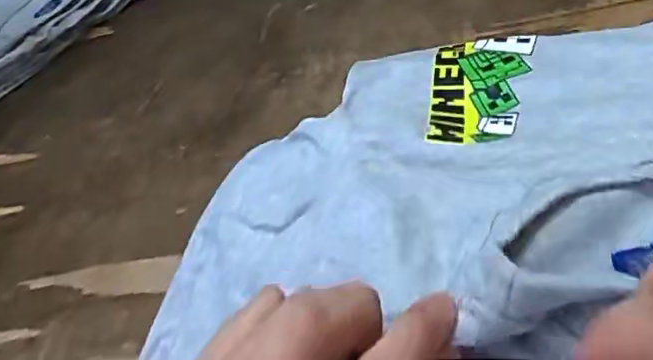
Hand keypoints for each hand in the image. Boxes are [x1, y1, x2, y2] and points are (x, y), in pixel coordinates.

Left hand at [199, 283, 456, 359]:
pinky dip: (275, 324)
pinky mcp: (207, 349)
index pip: (398, 352)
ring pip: (306, 298)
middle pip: (356, 304)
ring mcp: (240, 354)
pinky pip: (260, 304)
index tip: (446, 309)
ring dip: (322, 325)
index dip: (429, 329)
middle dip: (369, 332)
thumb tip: (439, 350)